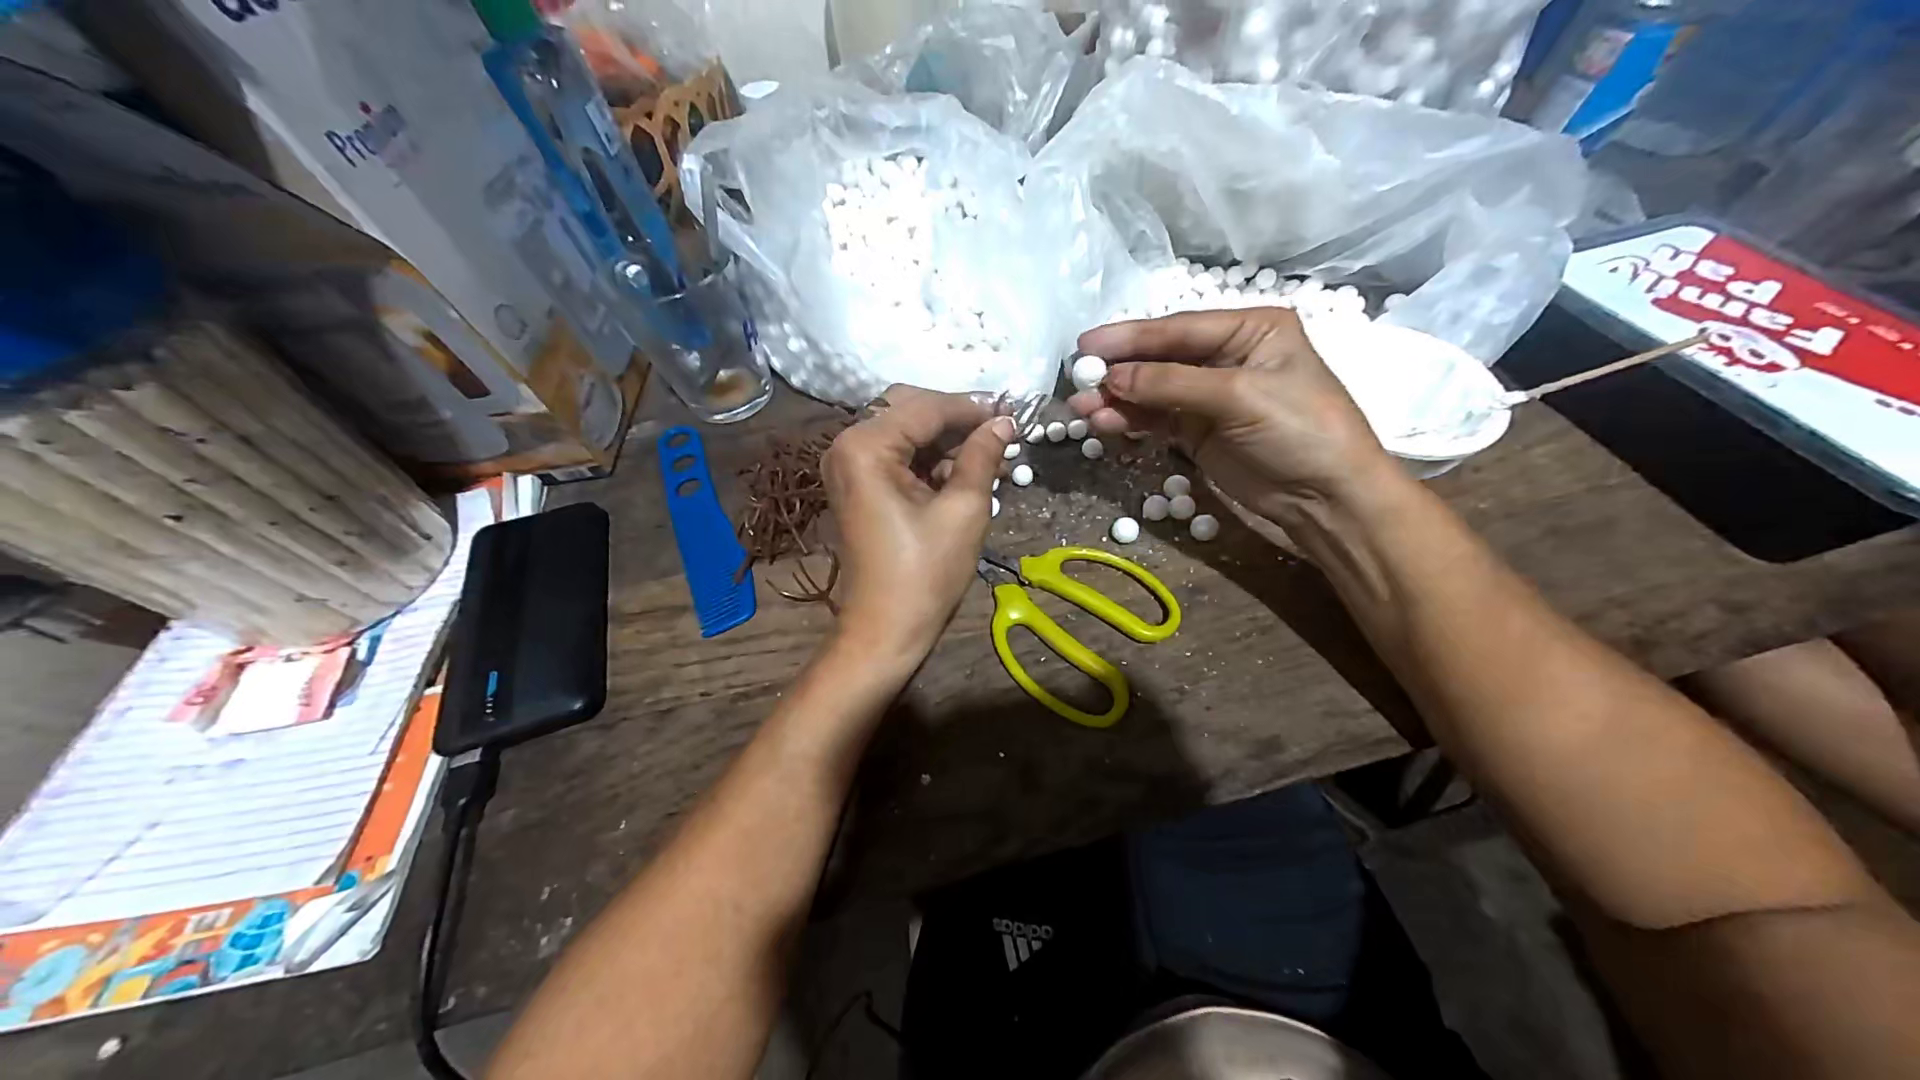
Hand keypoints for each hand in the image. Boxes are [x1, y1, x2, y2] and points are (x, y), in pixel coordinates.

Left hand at [823, 386, 1015, 659]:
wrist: (885, 629)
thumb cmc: (925, 573)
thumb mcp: (963, 509)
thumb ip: (982, 456)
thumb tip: (1004, 422)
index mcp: (865, 446)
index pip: (926, 407)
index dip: (973, 409)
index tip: (1012, 416)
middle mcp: (848, 446)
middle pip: (911, 411)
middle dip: (958, 422)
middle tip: (1001, 436)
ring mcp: (849, 466)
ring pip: (906, 433)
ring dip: (947, 443)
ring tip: (992, 460)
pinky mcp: (858, 486)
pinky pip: (898, 456)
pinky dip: (930, 461)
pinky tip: (965, 475)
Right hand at [1068, 309, 1395, 524]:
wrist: (1328, 501)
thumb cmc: (1300, 432)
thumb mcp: (1239, 396)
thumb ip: (1172, 383)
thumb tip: (1111, 378)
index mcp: (1250, 330)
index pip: (1178, 328)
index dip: (1130, 337)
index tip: (1085, 346)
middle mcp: (1227, 357)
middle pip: (1160, 358)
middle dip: (1118, 371)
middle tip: (1077, 381)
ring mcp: (1210, 397)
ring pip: (1152, 391)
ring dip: (1117, 400)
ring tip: (1081, 410)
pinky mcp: (1199, 433)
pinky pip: (1156, 420)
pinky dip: (1130, 422)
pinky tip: (1103, 424)